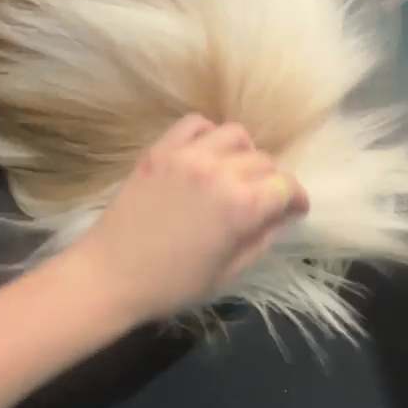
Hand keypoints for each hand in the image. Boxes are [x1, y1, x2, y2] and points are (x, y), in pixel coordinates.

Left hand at [63, 114, 309, 322]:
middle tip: (262, 200)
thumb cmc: (173, 284)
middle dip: (271, 182)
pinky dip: (208, 134)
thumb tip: (284, 215)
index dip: (297, 198)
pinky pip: (196, 123)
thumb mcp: (229, 272)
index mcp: (241, 207)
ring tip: (234, 173)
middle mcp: (219, 172)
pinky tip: (206, 155)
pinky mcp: (161, 149)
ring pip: (236, 135)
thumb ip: (262, 238)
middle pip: (264, 161)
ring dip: (244, 154)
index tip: (295, 209)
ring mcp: (188, 155)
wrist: (110, 274)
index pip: (286, 186)